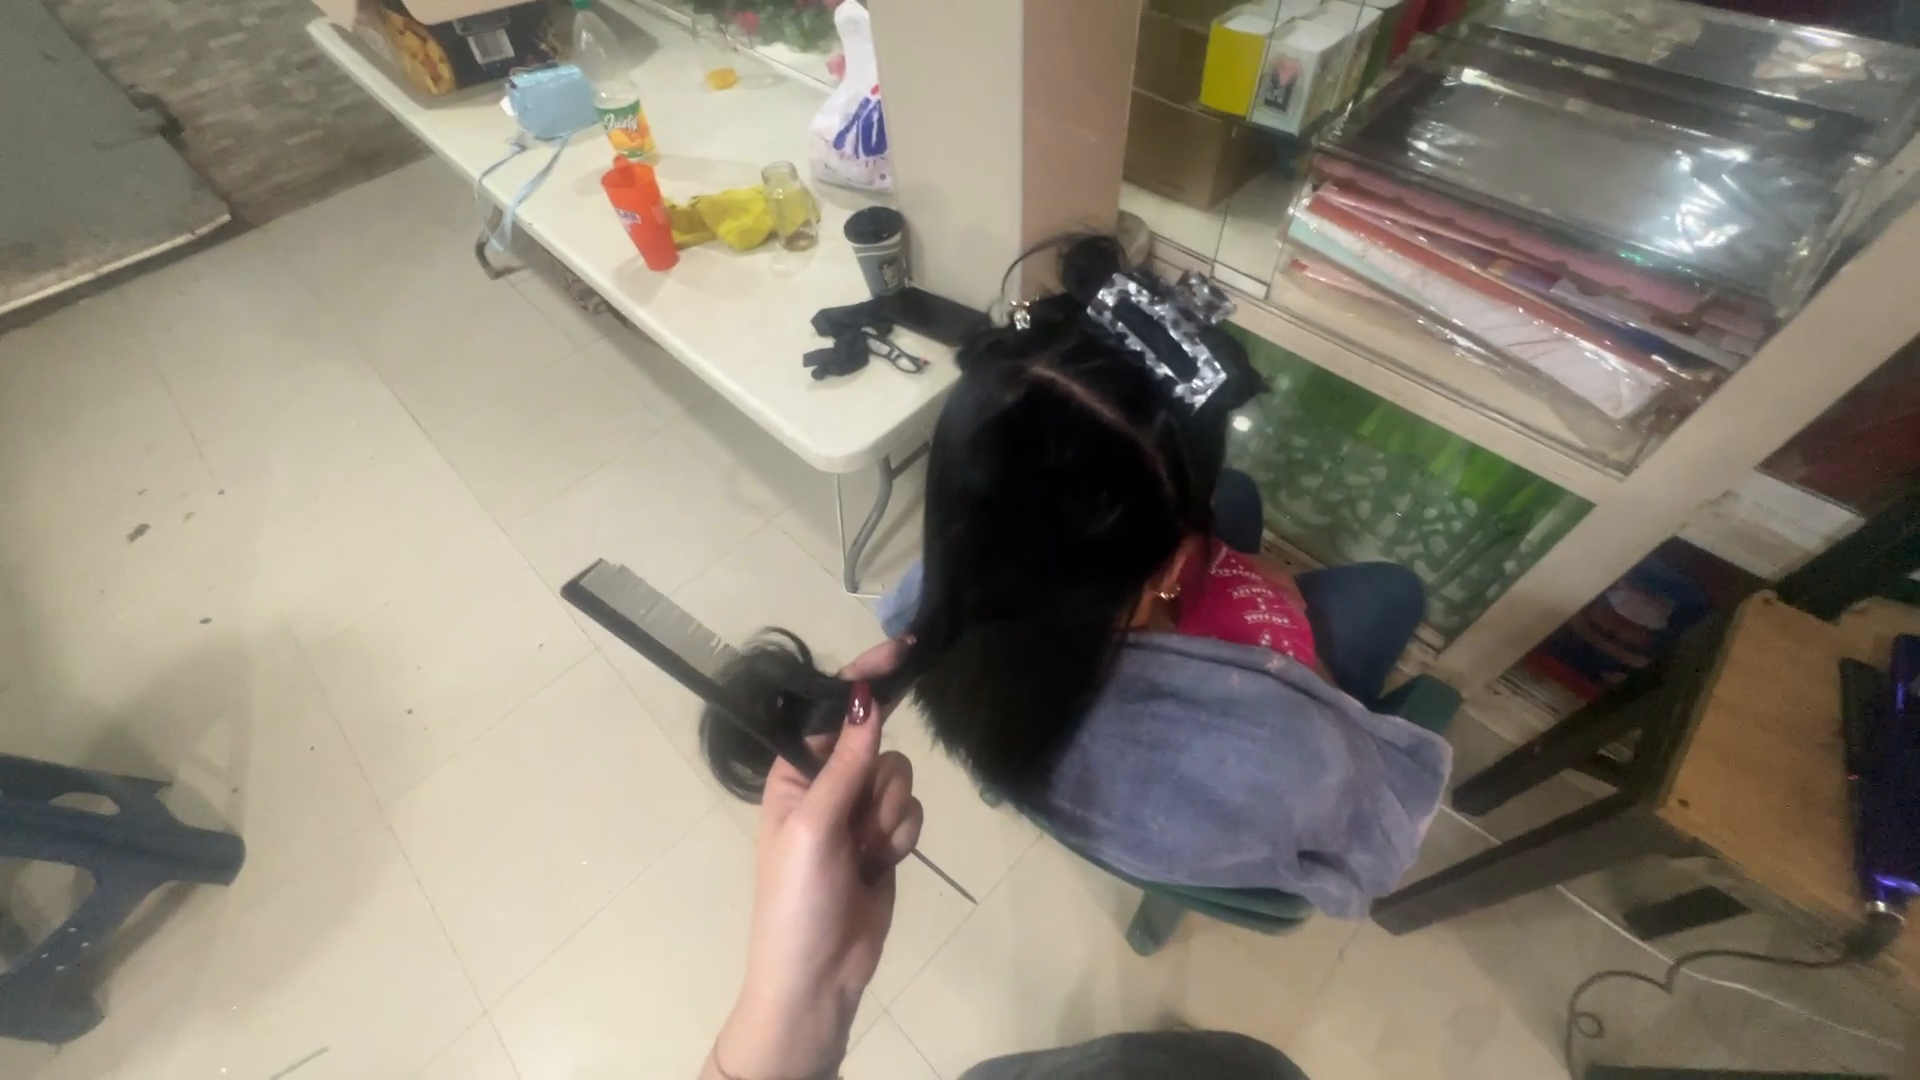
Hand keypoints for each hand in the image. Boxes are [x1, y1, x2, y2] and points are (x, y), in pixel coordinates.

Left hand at [708, 641, 921, 1079]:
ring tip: (864, 855)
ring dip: (888, 818)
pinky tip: (881, 865)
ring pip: (900, 775)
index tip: (904, 647)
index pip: (835, 707)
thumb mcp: (815, 824)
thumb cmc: (799, 897)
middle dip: (878, 782)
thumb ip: (846, 761)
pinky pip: (912, 809)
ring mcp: (859, 807)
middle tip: (860, 821)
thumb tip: (866, 698)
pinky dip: (901, 836)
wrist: (820, 976)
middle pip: (878, 741)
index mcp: (796, 768)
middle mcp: (829, 779)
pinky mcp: (886, 833)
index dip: (867, 675)